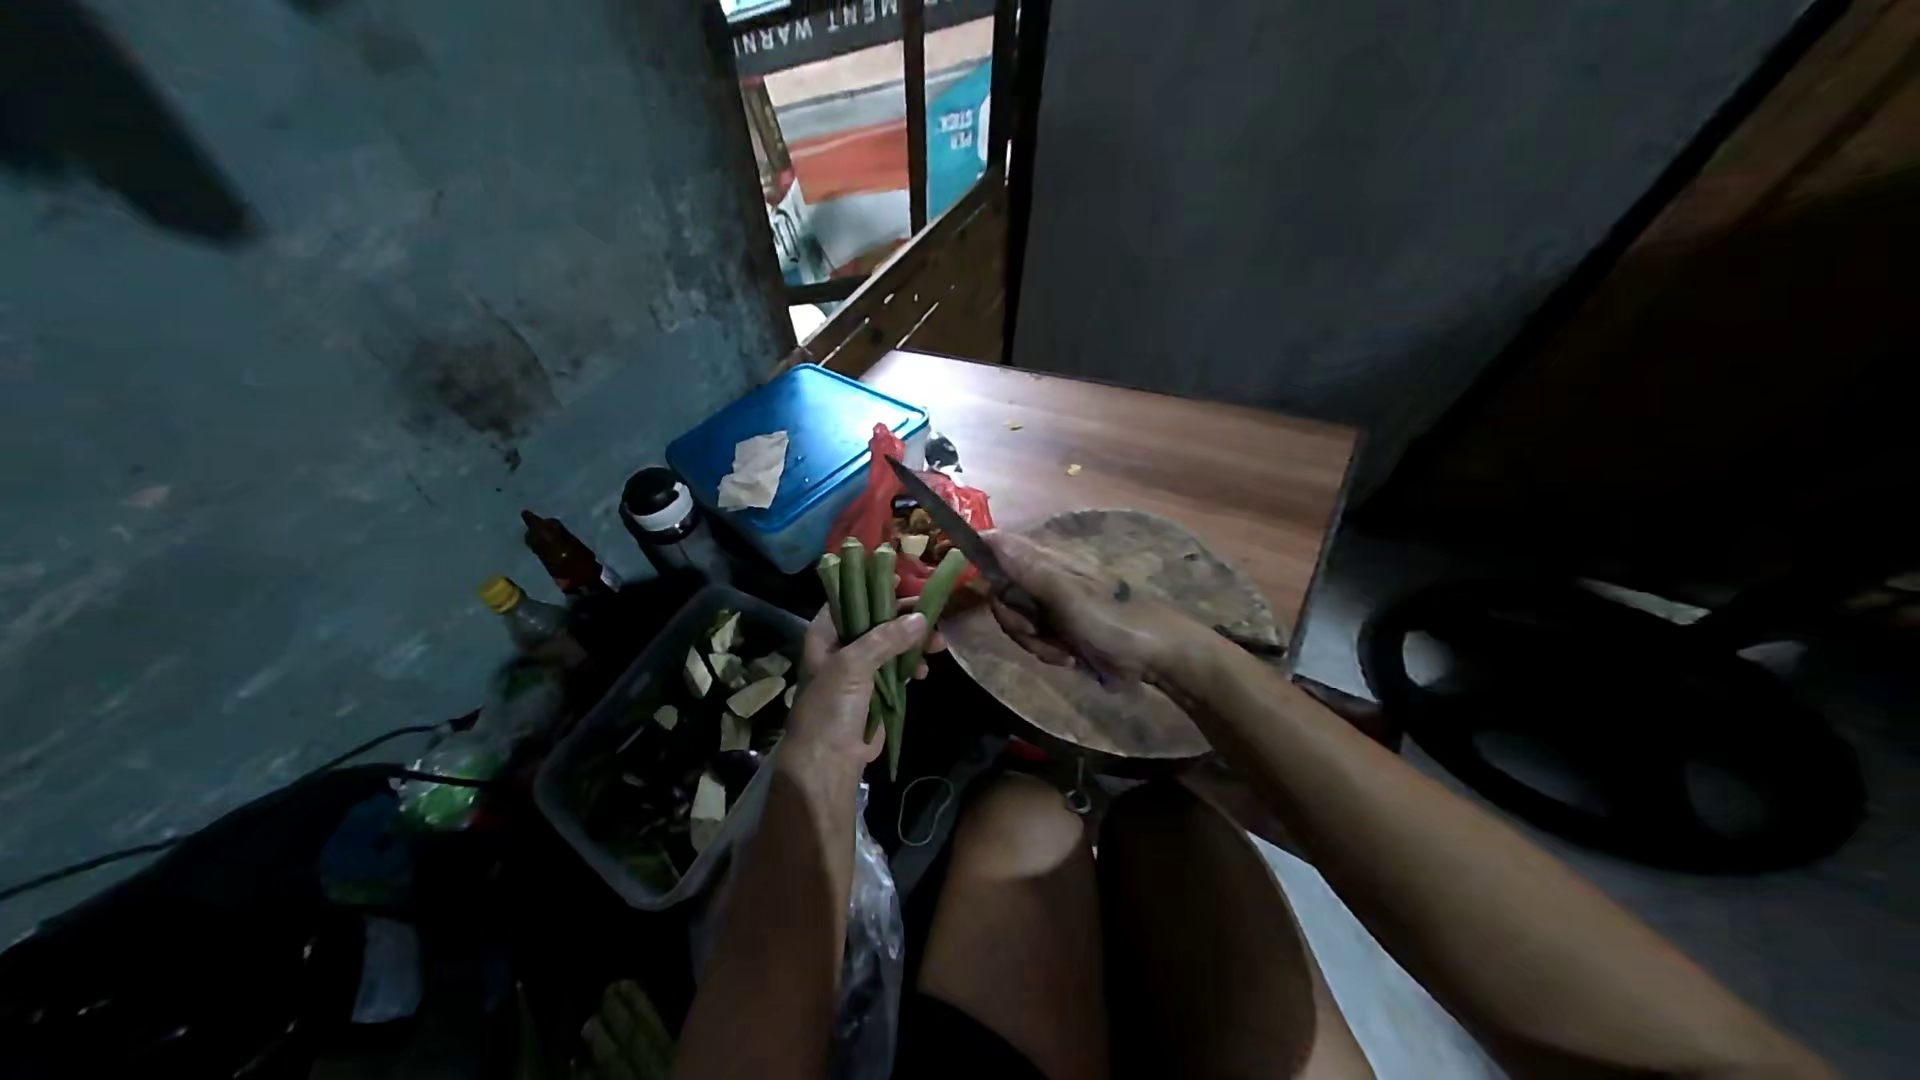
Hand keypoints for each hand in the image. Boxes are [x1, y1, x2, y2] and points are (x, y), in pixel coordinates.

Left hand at [784, 602, 945, 771]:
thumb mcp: (853, 666)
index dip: (874, 587)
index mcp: (825, 633)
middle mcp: (841, 645)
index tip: (904, 580)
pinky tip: (922, 671)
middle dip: (905, 617)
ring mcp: (859, 668)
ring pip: (892, 643)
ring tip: (938, 645)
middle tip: (934, 613)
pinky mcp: (876, 689)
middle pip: (877, 619)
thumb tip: (922, 619)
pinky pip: (897, 667)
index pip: (849, 597)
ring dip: (914, 642)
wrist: (828, 761)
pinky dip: (911, 665)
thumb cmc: (830, 707)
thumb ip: (886, 639)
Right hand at [984, 531, 1202, 683]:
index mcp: (1048, 561)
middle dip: (1015, 621)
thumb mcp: (1067, 594)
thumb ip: (1027, 568)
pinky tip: (1070, 657)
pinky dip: (1049, 651)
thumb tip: (988, 534)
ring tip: (1063, 650)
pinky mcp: (1061, 631)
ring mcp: (1053, 606)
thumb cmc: (1114, 620)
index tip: (982, 590)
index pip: (999, 551)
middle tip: (1036, 630)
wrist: (1157, 657)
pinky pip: (1036, 640)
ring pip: (1017, 622)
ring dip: (1035, 642)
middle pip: (1003, 595)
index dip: (985, 567)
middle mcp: (1045, 578)